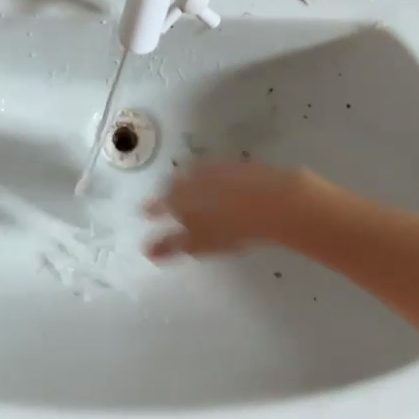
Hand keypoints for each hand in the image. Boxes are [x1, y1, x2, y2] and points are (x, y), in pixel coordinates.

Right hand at [142, 162, 323, 259]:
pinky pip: (221, 171)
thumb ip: (172, 246)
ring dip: (192, 181)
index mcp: (180, 197)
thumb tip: (147, 251)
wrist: (274, 200)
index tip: (144, 212)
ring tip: (192, 188)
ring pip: (198, 174)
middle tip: (166, 196)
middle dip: (170, 191)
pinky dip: (215, 178)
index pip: (161, 203)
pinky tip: (223, 185)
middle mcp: (195, 178)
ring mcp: (219, 169)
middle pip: (177, 184)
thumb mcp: (199, 243)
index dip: (153, 210)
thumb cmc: (232, 227)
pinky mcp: (242, 166)